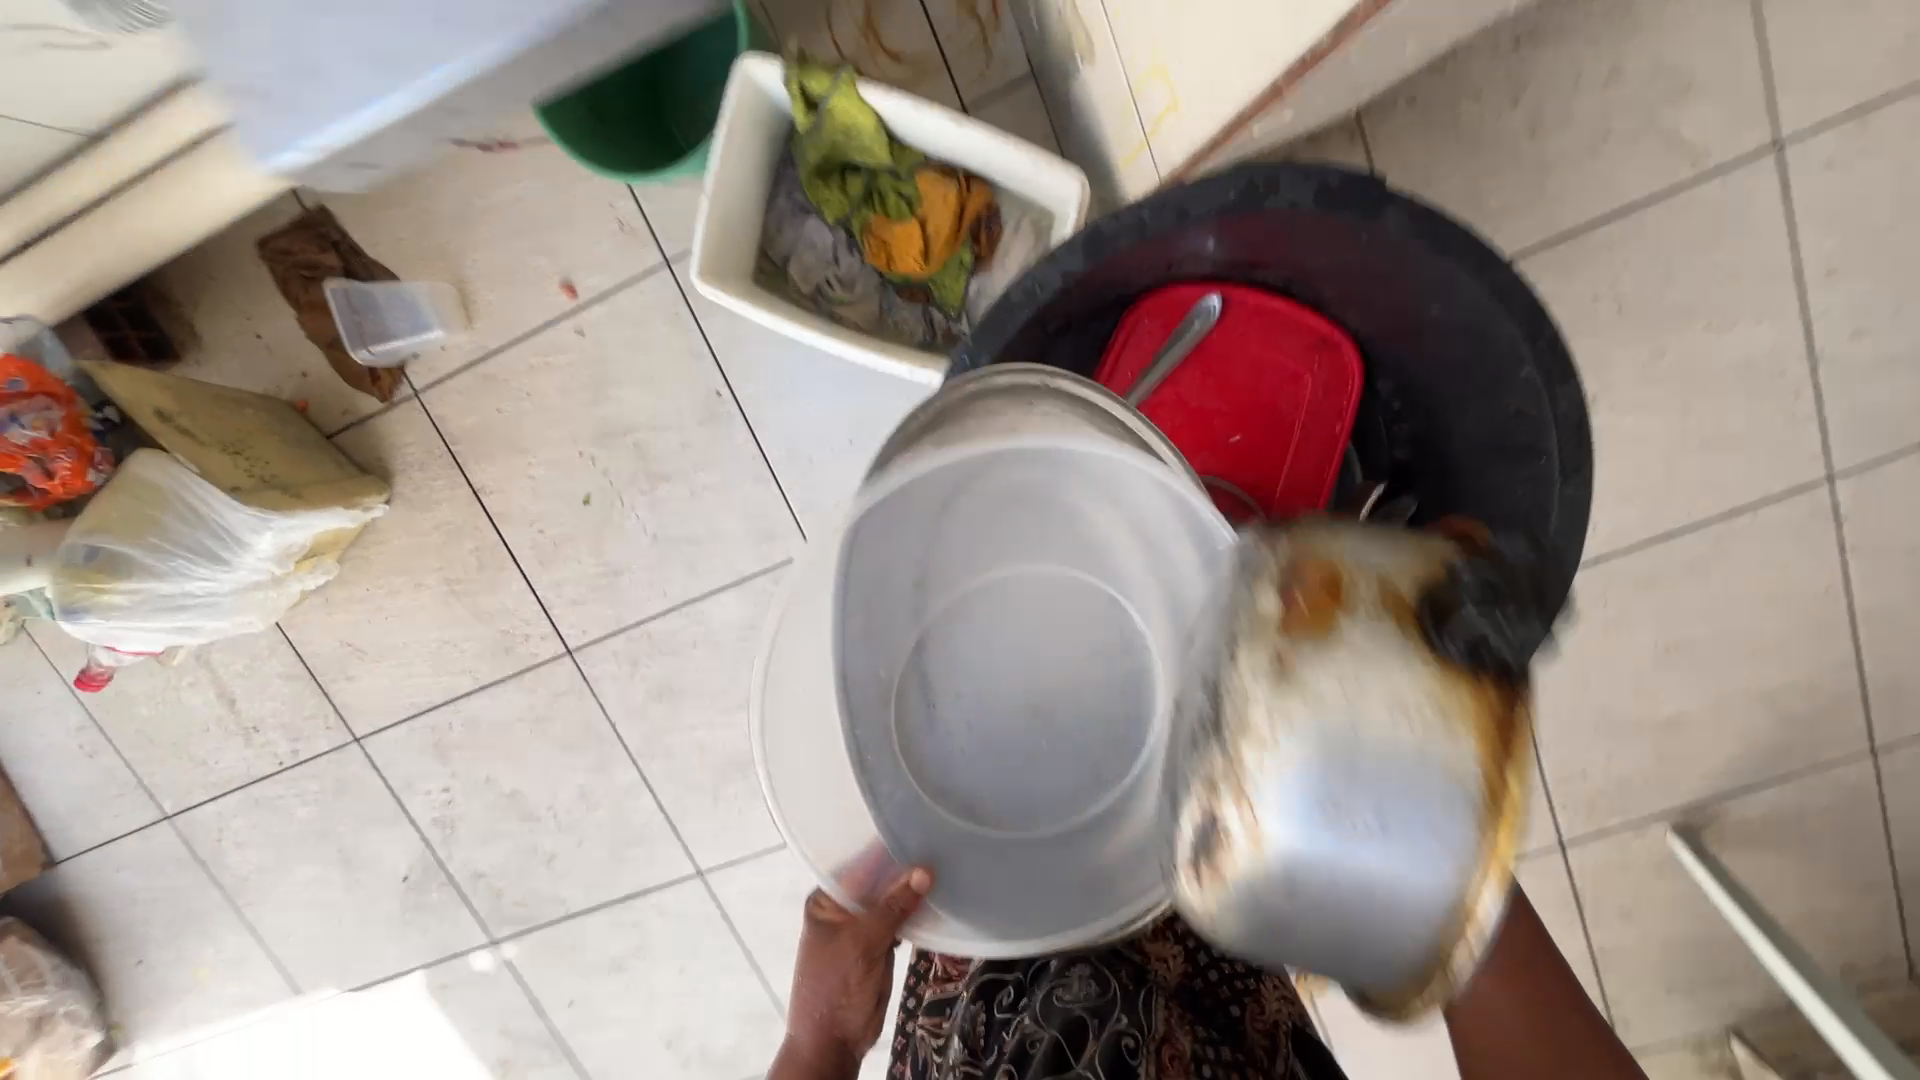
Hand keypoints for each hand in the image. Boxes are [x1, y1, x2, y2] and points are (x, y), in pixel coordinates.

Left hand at [778, 865, 932, 1079]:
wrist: (833, 1043)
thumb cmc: (837, 987)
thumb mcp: (865, 942)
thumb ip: (894, 906)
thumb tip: (925, 871)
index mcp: (826, 900)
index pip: (857, 865)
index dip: (884, 850)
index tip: (915, 830)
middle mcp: (841, 909)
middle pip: (875, 882)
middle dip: (902, 870)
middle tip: (936, 845)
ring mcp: (860, 927)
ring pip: (889, 901)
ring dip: (911, 891)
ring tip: (942, 865)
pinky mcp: (877, 945)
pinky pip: (898, 920)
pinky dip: (913, 913)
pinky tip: (935, 898)